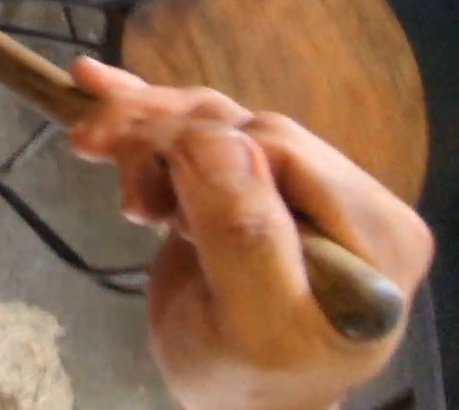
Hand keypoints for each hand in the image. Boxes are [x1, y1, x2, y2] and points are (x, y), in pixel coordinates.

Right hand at [69, 59, 433, 409]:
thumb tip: (214, 140)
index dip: (185, 145)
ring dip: (137, 125)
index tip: (122, 184)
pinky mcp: (243, 183)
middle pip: (231, 121)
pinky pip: (192, 123)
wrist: (232, 396)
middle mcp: (341, 198)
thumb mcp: (249, 317)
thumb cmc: (245, 371)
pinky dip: (139, 102)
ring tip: (88, 147)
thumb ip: (244, 233)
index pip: (268, 143)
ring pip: (204, 115)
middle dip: (152, 134)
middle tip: (87, 152)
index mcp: (370, 229)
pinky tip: (92, 80)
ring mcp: (292, 188)